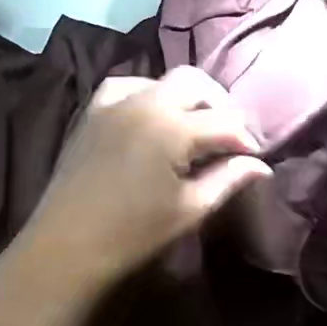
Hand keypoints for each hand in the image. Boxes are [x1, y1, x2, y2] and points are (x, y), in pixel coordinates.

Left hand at [9, 67, 272, 300]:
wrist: (66, 246)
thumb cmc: (133, 234)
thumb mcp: (189, 210)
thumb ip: (227, 180)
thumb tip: (260, 165)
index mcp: (173, 128)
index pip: (225, 122)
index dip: (245, 140)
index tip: (252, 158)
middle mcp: (146, 102)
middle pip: (197, 83)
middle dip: (220, 105)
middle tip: (227, 136)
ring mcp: (116, 102)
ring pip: (164, 79)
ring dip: (186, 96)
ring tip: (193, 125)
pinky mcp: (94, 110)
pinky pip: (127, 84)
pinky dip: (147, 92)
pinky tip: (152, 115)